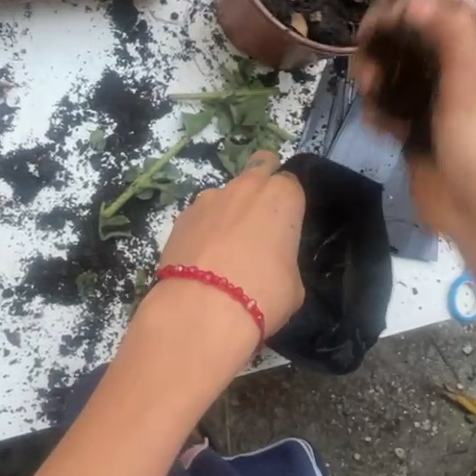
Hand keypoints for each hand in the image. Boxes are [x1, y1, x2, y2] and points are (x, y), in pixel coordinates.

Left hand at [142, 150, 305, 350]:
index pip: (292, 184)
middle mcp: (247, 187)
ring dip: (229, 209)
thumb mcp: (293, 284)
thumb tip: (273, 264)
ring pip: (226, 193)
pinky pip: (200, 215)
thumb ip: (285, 260)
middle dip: (262, 180)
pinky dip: (204, 228)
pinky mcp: (182, 216)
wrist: (202, 309)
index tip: (286, 225)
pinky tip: (202, 257)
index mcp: (282, 197)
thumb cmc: (262, 295)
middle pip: (260, 165)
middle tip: (261, 217)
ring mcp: (210, 198)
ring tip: (224, 247)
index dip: (289, 203)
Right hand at [352, 0, 475, 255]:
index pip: (457, 6)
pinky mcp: (426, 124)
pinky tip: (379, 124)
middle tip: (366, 57)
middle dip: (390, 42)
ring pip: (403, 66)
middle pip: (423, 33)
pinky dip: (383, 107)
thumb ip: (448, 30)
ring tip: (368, 92)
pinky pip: (397, 101)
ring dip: (379, 74)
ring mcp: (449, 97)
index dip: (420, 6)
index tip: (388, 18)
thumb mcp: (473, 80)